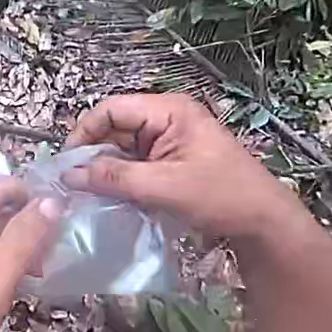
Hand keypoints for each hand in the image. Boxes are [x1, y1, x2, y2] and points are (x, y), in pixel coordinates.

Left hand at [0, 177, 63, 331]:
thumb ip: (28, 231)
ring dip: (25, 240)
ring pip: (0, 226)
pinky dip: (14, 254)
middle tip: (59, 239)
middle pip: (1, 204)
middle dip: (30, 219)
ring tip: (47, 260)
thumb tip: (54, 200)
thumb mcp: (0, 269)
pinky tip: (32, 271)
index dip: (32, 194)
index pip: (1, 184)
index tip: (62, 210)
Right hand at [62, 94, 305, 240]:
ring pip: (122, 148)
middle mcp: (167, 118)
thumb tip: (70, 175)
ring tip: (87, 194)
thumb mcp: (164, 186)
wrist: (263, 223)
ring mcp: (169, 141)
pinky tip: (110, 197)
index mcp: (169, 110)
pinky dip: (121, 179)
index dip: (85, 132)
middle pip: (115, 127)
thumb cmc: (221, 196)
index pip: (112, 108)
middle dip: (93, 153)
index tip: (67, 164)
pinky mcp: (171, 162)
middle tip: (73, 184)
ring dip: (106, 169)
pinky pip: (135, 164)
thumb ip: (115, 178)